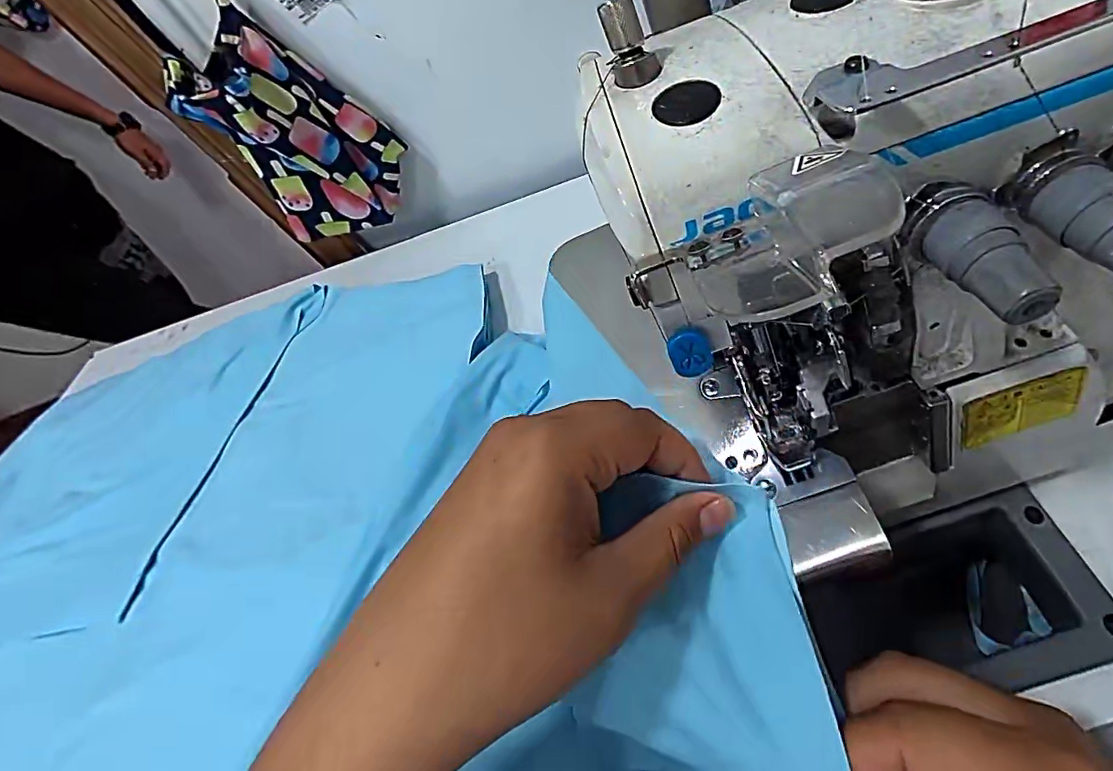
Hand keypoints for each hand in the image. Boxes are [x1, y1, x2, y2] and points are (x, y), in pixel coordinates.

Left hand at [112, 126, 170, 178]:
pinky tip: (146, 164)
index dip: (164, 172)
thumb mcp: (137, 154)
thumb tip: (155, 173)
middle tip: (156, 177)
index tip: (160, 178)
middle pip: (164, 162)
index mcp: (157, 152)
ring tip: (150, 173)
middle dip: (162, 170)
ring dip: (157, 167)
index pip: (165, 164)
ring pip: (159, 159)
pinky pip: (153, 156)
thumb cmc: (130, 142)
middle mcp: (158, 149)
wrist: (123, 128)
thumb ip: (147, 164)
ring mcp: (153, 146)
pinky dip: (152, 162)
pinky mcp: (147, 145)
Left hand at [253, 400, 735, 770]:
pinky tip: (582, 531)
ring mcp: (490, 454)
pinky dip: (579, 481)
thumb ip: (671, 538)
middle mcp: (519, 432)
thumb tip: (715, 506)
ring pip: (576, 441)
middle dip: (651, 464)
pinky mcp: (474, 481)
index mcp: (552, 445)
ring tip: (631, 532)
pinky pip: (544, 460)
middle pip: (607, 425)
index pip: (641, 427)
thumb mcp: (609, 593)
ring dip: (615, 473)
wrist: (397, 687)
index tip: (706, 508)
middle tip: (674, 521)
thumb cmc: (512, 638)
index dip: (684, 462)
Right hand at [844, 652, 1108, 770]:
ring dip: (887, 718)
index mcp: (1020, 763)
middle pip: (896, 675)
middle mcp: (1033, 727)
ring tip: (876, 761)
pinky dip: (924, 722)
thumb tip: (849, 759)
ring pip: (922, 678)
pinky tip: (920, 761)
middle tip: (838, 754)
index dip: (844, 748)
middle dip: (854, 716)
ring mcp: (1043, 724)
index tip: (818, 759)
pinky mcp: (1050, 734)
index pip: (893, 726)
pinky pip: (957, 700)